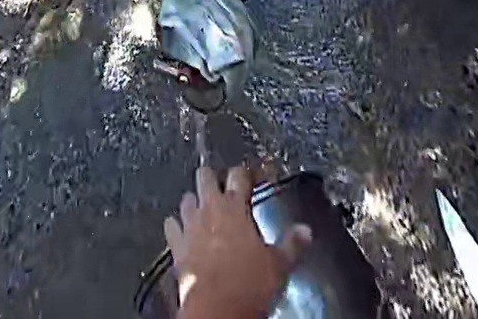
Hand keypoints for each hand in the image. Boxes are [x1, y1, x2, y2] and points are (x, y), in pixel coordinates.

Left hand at [163, 165, 311, 318]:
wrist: (216, 310)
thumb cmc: (249, 285)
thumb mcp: (278, 265)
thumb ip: (292, 244)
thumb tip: (306, 230)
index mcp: (234, 206)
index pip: (239, 174)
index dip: (247, 172)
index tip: (255, 176)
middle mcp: (209, 207)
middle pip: (205, 175)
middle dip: (213, 177)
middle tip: (224, 188)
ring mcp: (189, 224)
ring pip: (187, 198)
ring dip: (195, 201)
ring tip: (204, 210)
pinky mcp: (176, 244)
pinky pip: (171, 225)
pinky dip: (176, 225)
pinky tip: (182, 231)